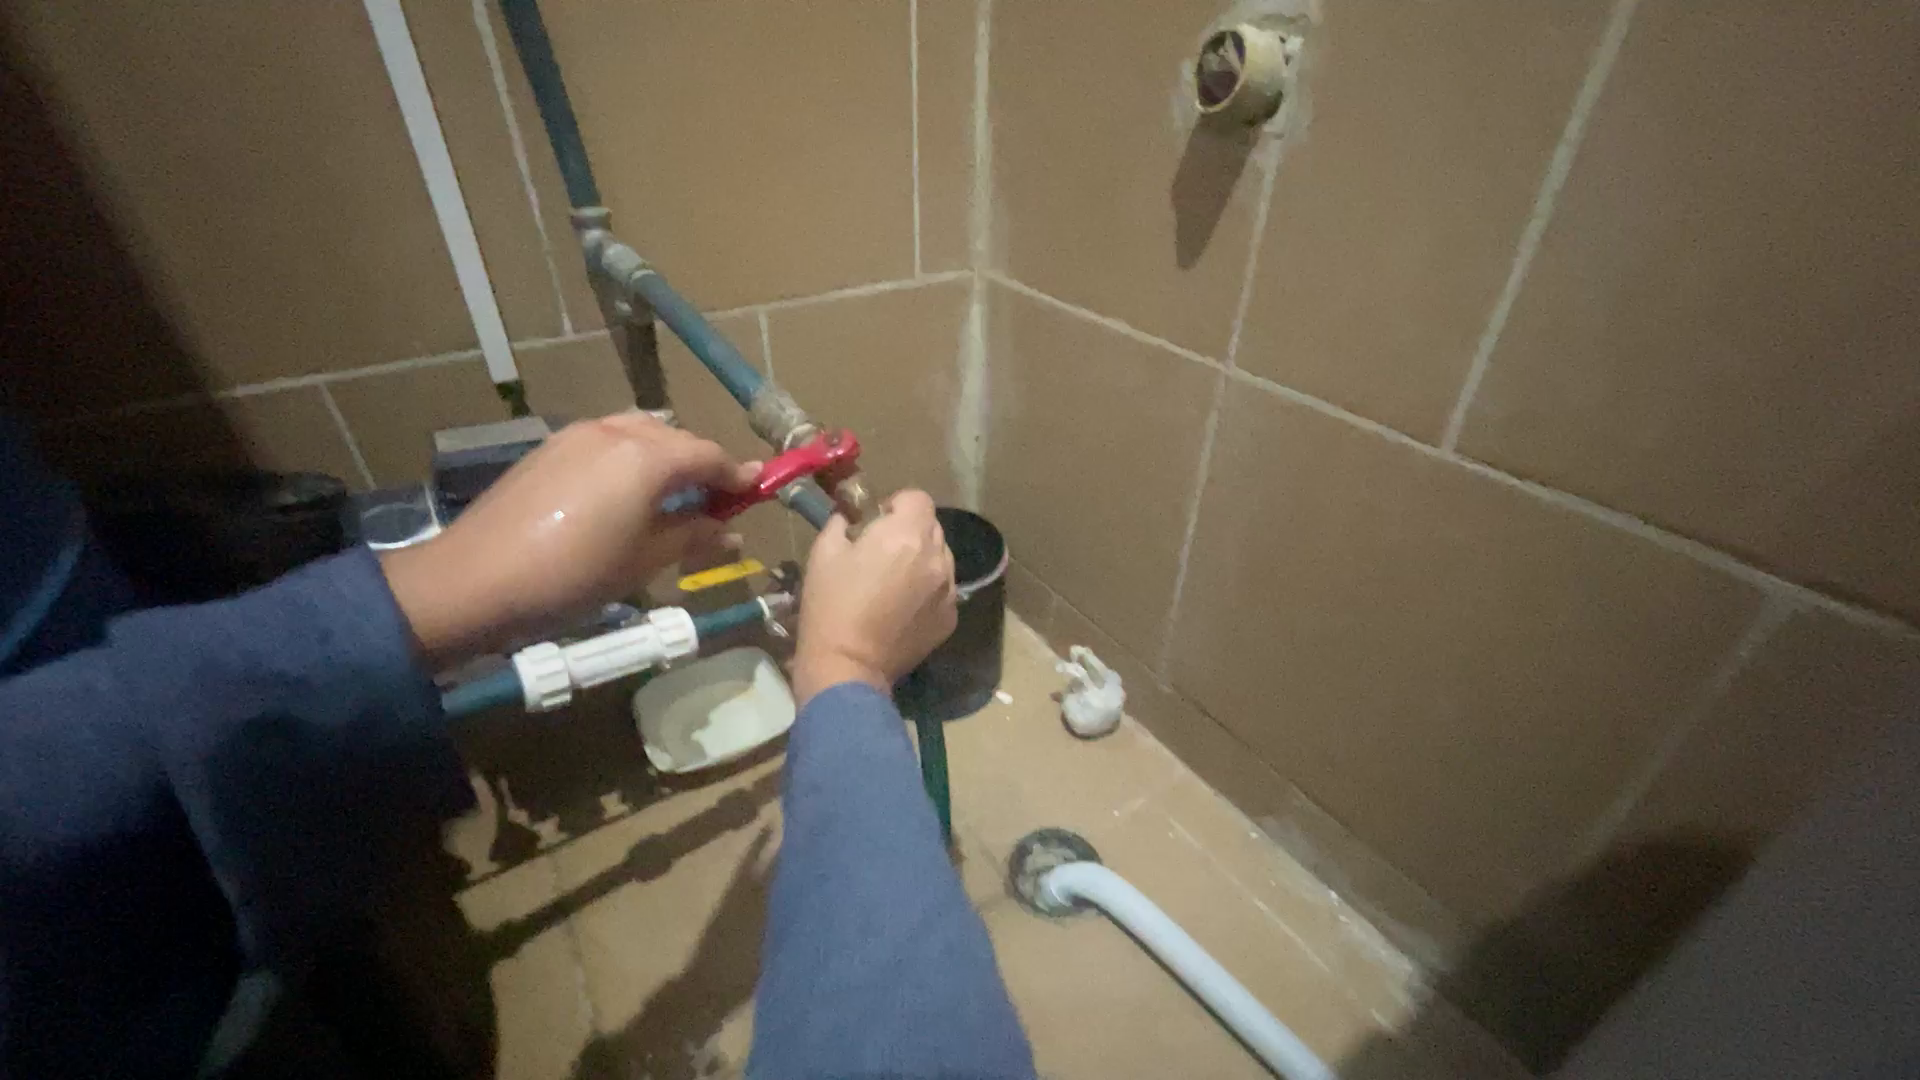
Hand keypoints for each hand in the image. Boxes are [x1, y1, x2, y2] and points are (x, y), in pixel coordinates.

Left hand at [381, 411, 756, 666]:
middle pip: (677, 439)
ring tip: (674, 496)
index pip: (709, 455)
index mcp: (646, 457)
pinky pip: (609, 441)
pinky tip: (628, 494)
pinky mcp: (551, 448)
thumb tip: (731, 531)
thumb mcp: (645, 560)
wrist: (476, 580)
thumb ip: (694, 536)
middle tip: (718, 502)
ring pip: (642, 434)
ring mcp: (578, 435)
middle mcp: (615, 432)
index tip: (758, 492)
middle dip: (703, 466)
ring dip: (668, 459)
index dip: (738, 475)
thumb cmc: (575, 574)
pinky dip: (633, 459)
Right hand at [792, 490, 957, 702]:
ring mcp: (948, 589)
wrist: (847, 666)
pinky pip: (943, 589)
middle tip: (882, 552)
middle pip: (932, 527)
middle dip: (910, 531)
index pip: (918, 498)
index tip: (877, 521)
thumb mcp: (824, 553)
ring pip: (941, 558)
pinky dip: (927, 590)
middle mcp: (936, 557)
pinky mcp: (950, 617)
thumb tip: (850, 517)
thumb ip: (841, 523)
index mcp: (907, 534)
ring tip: (894, 582)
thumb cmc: (831, 605)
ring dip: (921, 559)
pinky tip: (902, 608)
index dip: (896, 504)